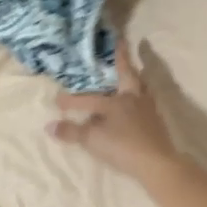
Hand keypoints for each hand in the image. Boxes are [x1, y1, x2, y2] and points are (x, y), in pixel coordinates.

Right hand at [47, 41, 182, 181]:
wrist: (155, 162)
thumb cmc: (122, 146)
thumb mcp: (92, 140)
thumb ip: (71, 132)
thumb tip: (49, 126)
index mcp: (116, 101)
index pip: (89, 99)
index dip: (71, 100)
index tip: (57, 99)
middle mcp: (133, 99)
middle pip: (128, 75)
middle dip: (123, 59)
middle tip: (122, 43)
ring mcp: (148, 109)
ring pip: (141, 86)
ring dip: (135, 76)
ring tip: (132, 71)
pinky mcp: (157, 122)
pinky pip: (146, 101)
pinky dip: (140, 96)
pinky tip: (137, 102)